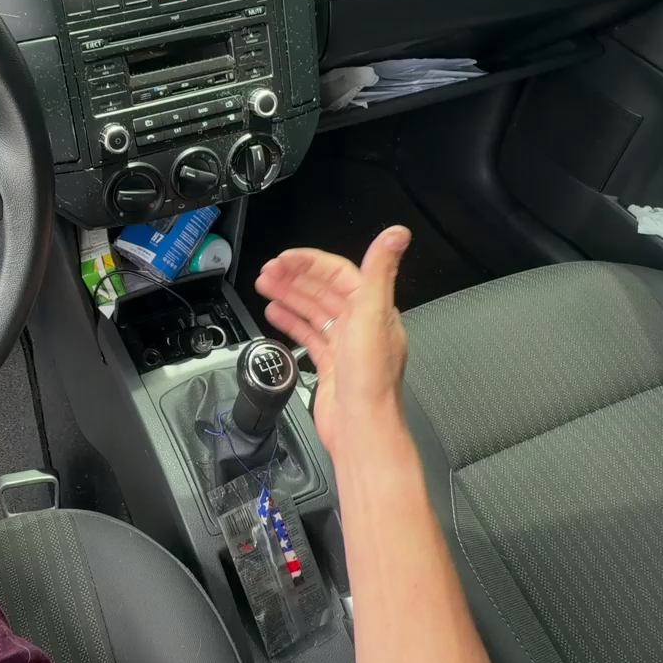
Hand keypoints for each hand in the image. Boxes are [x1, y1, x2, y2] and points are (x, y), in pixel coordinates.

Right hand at [254, 226, 411, 452]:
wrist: (361, 428)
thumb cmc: (370, 380)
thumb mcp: (373, 314)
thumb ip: (380, 271)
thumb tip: (398, 234)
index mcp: (373, 309)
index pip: (339, 273)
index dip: (310, 262)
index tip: (285, 259)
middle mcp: (361, 325)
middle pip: (323, 290)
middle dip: (294, 277)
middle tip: (267, 271)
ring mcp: (345, 346)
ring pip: (313, 311)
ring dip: (289, 295)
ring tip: (265, 286)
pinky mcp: (331, 365)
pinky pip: (309, 335)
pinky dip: (290, 322)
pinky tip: (275, 314)